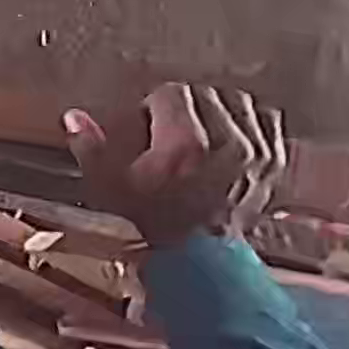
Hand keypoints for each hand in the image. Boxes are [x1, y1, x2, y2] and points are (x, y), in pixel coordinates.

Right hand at [63, 83, 286, 248]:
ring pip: (237, 101)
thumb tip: (73, 116)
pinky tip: (227, 133)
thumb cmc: (151, 219)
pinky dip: (245, 118)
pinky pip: (265, 118)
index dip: (151, 105)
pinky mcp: (275, 161)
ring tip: (197, 127)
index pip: (171, 93)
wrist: (201, 255)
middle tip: (166, 126)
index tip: (144, 124)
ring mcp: (258, 151)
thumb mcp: (108, 184)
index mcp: (184, 143)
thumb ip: (89, 146)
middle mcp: (228, 141)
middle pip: (204, 93)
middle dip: (181, 104)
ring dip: (214, 107)